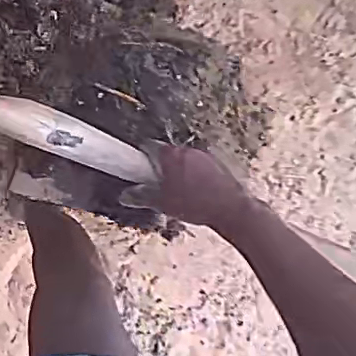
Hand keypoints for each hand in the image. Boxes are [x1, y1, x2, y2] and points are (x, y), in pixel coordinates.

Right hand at [126, 143, 259, 231]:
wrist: (230, 209)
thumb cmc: (196, 204)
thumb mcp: (162, 204)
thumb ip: (141, 197)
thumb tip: (125, 196)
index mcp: (171, 156)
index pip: (150, 146)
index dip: (142, 155)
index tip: (138, 165)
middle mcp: (187, 151)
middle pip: (168, 153)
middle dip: (161, 166)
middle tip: (157, 184)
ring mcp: (204, 156)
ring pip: (184, 159)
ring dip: (179, 170)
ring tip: (178, 191)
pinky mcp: (217, 164)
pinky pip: (199, 166)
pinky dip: (194, 175)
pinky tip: (194, 193)